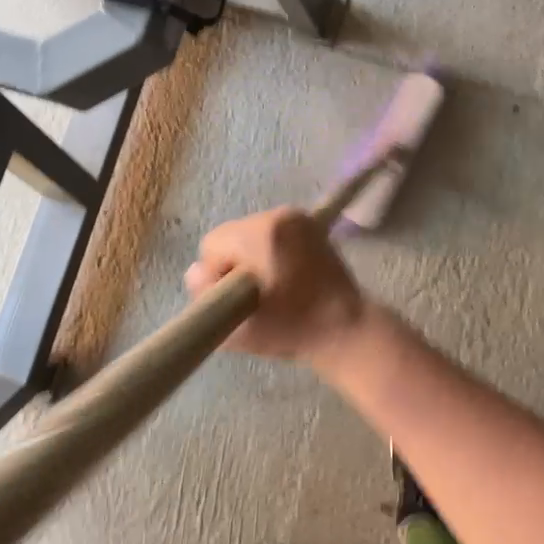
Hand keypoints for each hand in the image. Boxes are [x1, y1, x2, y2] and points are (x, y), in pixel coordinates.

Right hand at [184, 206, 365, 363]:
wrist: (347, 328)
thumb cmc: (293, 328)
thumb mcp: (238, 325)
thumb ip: (206, 298)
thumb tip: (196, 273)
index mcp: (262, 232)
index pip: (213, 244)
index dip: (216, 274)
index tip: (236, 298)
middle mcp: (281, 215)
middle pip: (233, 236)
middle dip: (235, 263)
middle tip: (255, 296)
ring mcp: (300, 218)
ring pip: (252, 235)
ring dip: (253, 258)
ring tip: (273, 288)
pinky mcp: (313, 226)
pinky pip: (274, 235)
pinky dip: (272, 252)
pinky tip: (286, 277)